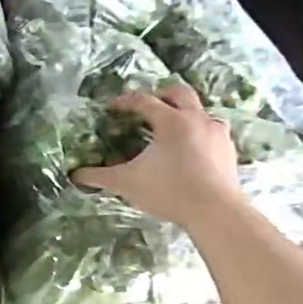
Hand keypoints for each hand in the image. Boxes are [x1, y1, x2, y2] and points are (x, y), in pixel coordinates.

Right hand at [73, 83, 245, 228]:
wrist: (215, 210)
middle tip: (146, 106)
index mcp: (171, 121)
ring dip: (183, 113)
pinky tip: (188, 149)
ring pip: (200, 111)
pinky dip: (197, 132)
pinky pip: (211, 130)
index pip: (144, 101)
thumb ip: (98, 177)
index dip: (125, 102)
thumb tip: (74, 175)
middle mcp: (196, 119)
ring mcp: (216, 133)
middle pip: (180, 93)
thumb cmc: (168, 190)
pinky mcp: (228, 149)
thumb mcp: (126, 183)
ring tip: (168, 128)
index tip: (112, 107)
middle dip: (161, 95)